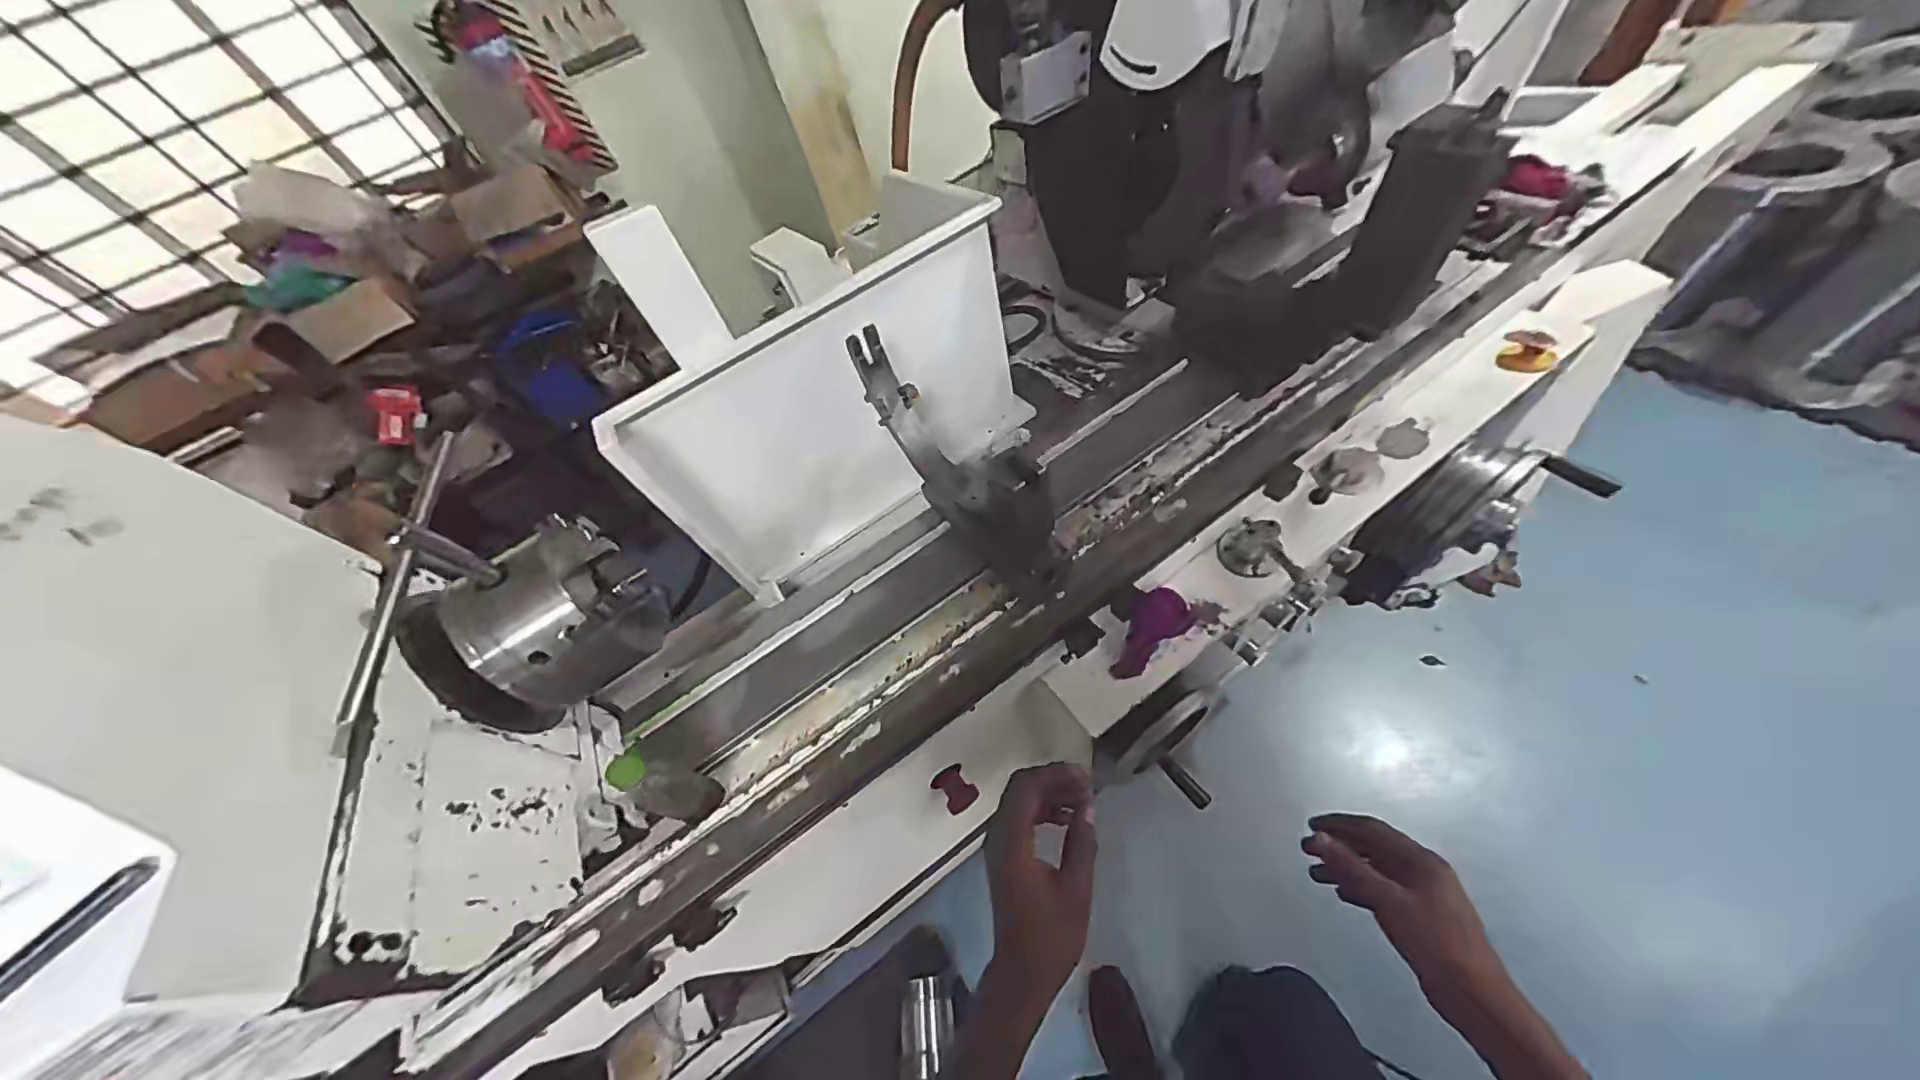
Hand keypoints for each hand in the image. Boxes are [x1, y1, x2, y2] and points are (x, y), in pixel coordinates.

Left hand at [985, 763, 1097, 997]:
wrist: (1021, 973)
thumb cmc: (1050, 937)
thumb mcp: (1076, 890)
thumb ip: (1081, 843)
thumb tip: (1088, 806)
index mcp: (1012, 843)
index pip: (1025, 788)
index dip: (1054, 774)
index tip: (1084, 777)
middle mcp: (997, 837)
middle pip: (1019, 788)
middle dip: (1052, 779)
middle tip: (1085, 785)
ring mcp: (997, 845)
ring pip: (1018, 801)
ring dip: (1048, 794)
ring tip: (1082, 801)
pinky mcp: (1002, 855)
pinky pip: (1019, 817)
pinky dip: (1042, 810)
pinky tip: (1067, 819)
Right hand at [1301, 813, 1499, 999]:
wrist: (1473, 994)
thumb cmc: (1443, 948)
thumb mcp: (1387, 900)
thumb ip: (1351, 867)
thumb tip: (1323, 840)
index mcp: (1422, 861)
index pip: (1371, 829)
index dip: (1338, 824)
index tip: (1315, 825)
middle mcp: (1424, 873)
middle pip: (1372, 847)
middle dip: (1338, 845)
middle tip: (1312, 845)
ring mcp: (1424, 894)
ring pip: (1375, 868)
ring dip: (1345, 867)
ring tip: (1320, 869)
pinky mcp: (1420, 914)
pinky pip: (1382, 888)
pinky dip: (1359, 885)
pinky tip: (1346, 892)